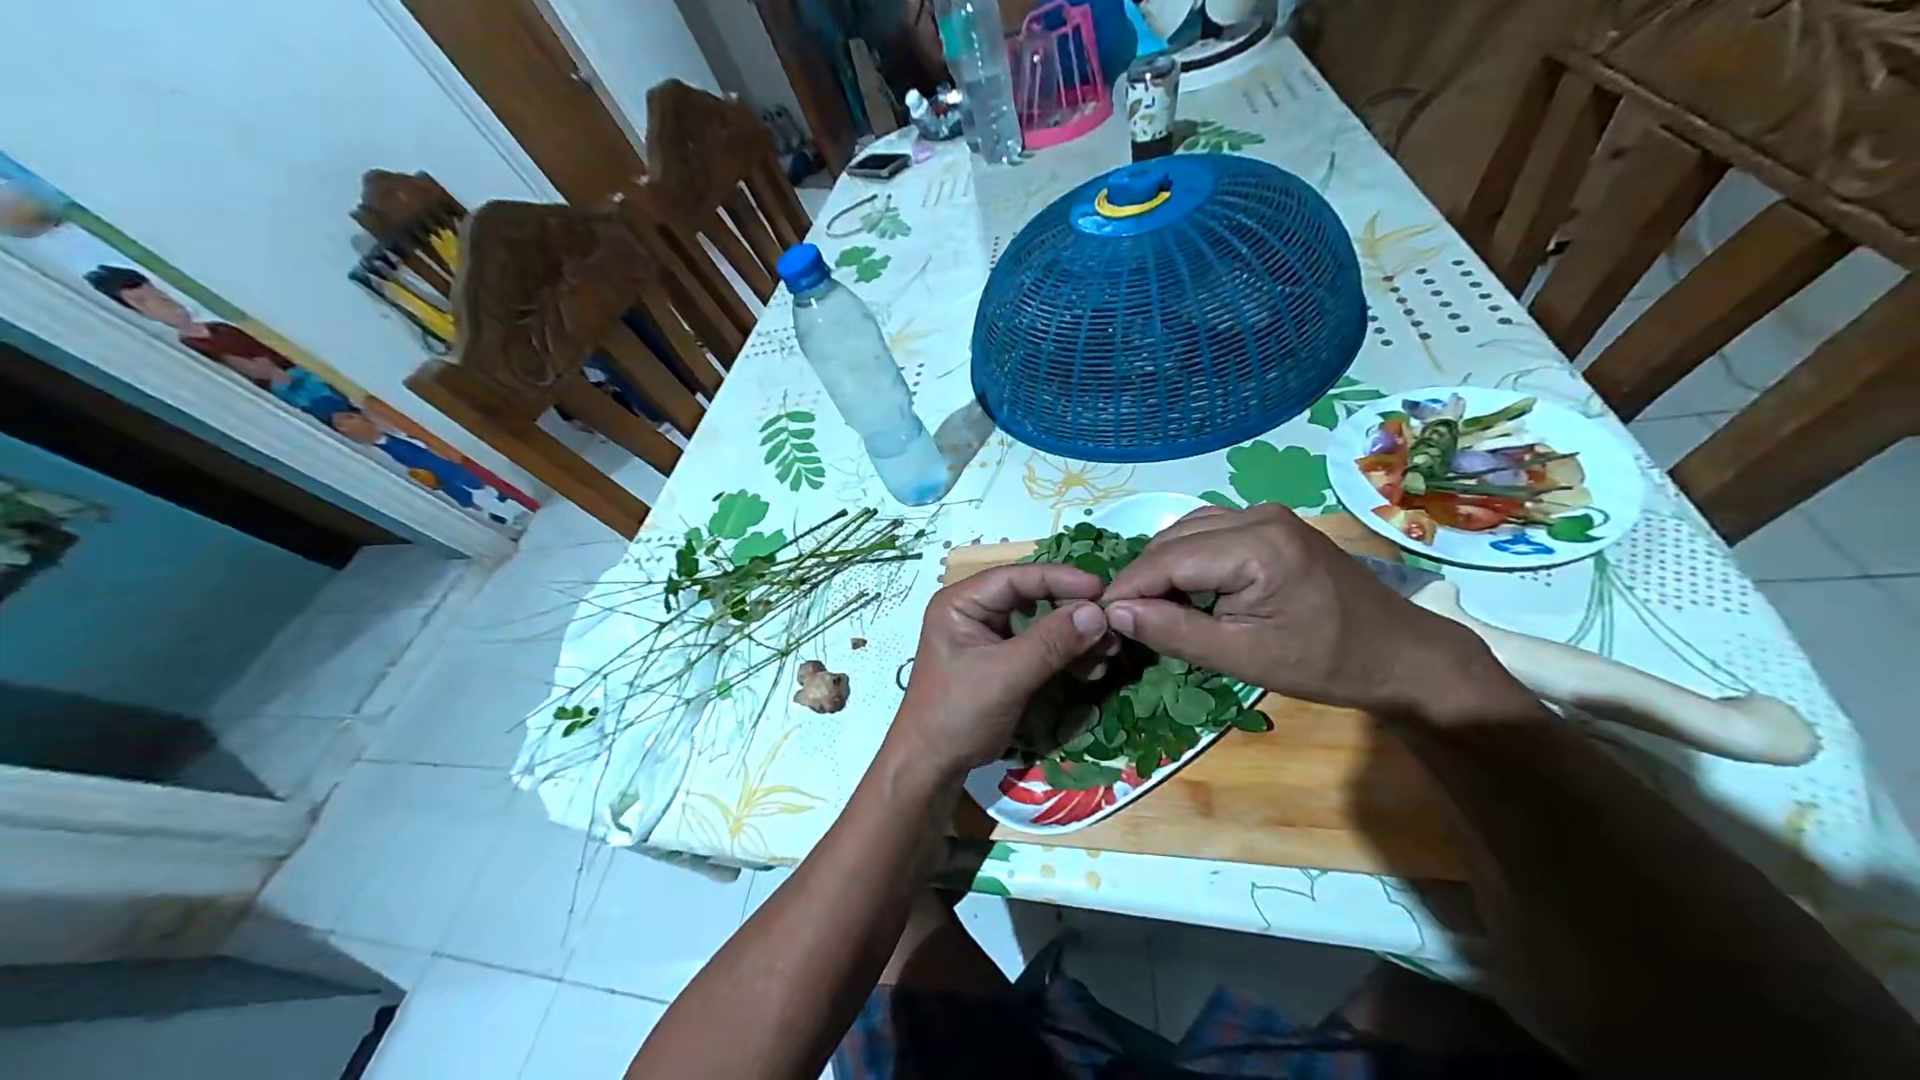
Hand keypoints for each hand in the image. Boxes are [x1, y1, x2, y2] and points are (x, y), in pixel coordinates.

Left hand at [890, 564, 1111, 778]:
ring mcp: (990, 639)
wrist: (932, 767)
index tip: (1100, 588)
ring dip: (1075, 637)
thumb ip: (1051, 642)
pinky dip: (1066, 657)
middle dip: (1072, 612)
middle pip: (1033, 598)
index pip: (1016, 577)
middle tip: (1111, 625)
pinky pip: (1042, 649)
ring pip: (1042, 625)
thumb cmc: (957, 714)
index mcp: (961, 603)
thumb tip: (1098, 613)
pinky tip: (1092, 669)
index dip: (1060, 579)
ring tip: (1108, 652)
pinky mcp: (1004, 664)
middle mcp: (976, 613)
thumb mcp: (1005, 675)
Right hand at [1102, 504, 1532, 723]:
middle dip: (1142, 579)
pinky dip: (1186, 558)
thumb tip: (1115, 613)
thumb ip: (1175, 632)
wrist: (1400, 655)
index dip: (1126, 588)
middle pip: (1172, 540)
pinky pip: (1210, 532)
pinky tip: (1184, 588)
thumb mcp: (1243, 657)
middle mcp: (1256, 515)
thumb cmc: (1325, 663)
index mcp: (1254, 544)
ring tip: (1148, 608)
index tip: (1098, 618)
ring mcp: (1267, 515)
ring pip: (1187, 532)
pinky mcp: (1272, 524)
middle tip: (1122, 620)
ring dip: (1162, 567)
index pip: (1165, 560)